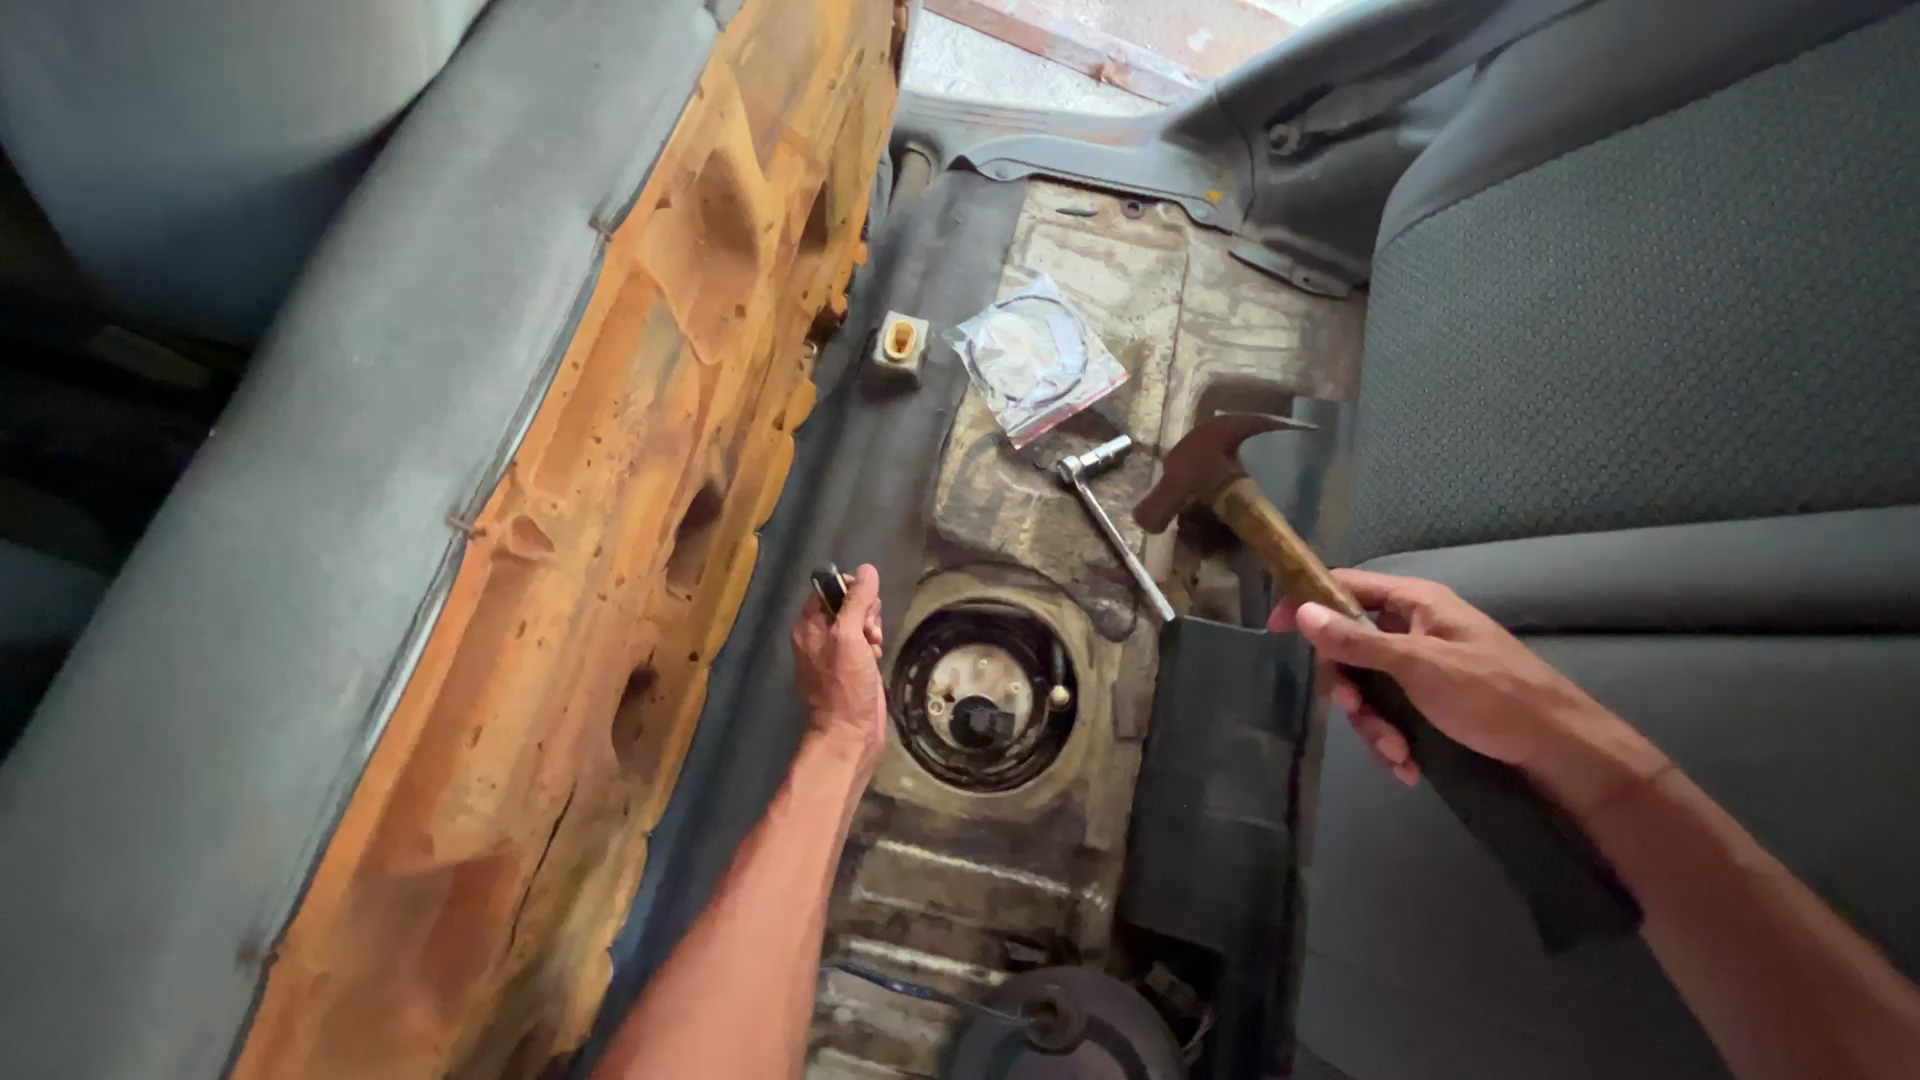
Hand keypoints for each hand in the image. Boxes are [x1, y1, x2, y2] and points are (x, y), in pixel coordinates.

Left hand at [792, 563, 887, 775]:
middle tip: (870, 632)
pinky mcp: (851, 666)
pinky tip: (877, 657)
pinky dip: (873, 645)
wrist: (850, 733)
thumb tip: (868, 570)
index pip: (828, 588)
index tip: (864, 607)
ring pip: (858, 622)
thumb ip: (856, 602)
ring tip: (874, 646)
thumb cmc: (844, 685)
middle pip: (847, 603)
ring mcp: (835, 652)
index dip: (851, 590)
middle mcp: (818, 636)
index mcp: (808, 625)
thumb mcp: (849, 637)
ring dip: (872, 629)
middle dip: (865, 612)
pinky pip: (864, 642)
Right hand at [1269, 569, 1662, 812]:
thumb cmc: (1492, 694)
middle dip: (1350, 689)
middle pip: (1349, 646)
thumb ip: (1357, 641)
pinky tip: (1407, 766)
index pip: (1344, 586)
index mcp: (1414, 603)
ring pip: (1366, 685)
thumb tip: (1302, 612)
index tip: (1277, 629)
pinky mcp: (1429, 699)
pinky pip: (1389, 710)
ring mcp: (1420, 665)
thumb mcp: (1418, 666)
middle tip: (1356, 712)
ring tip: (1396, 754)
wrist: (1562, 751)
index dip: (1307, 602)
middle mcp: (1413, 628)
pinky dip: (1392, 738)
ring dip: (1373, 724)